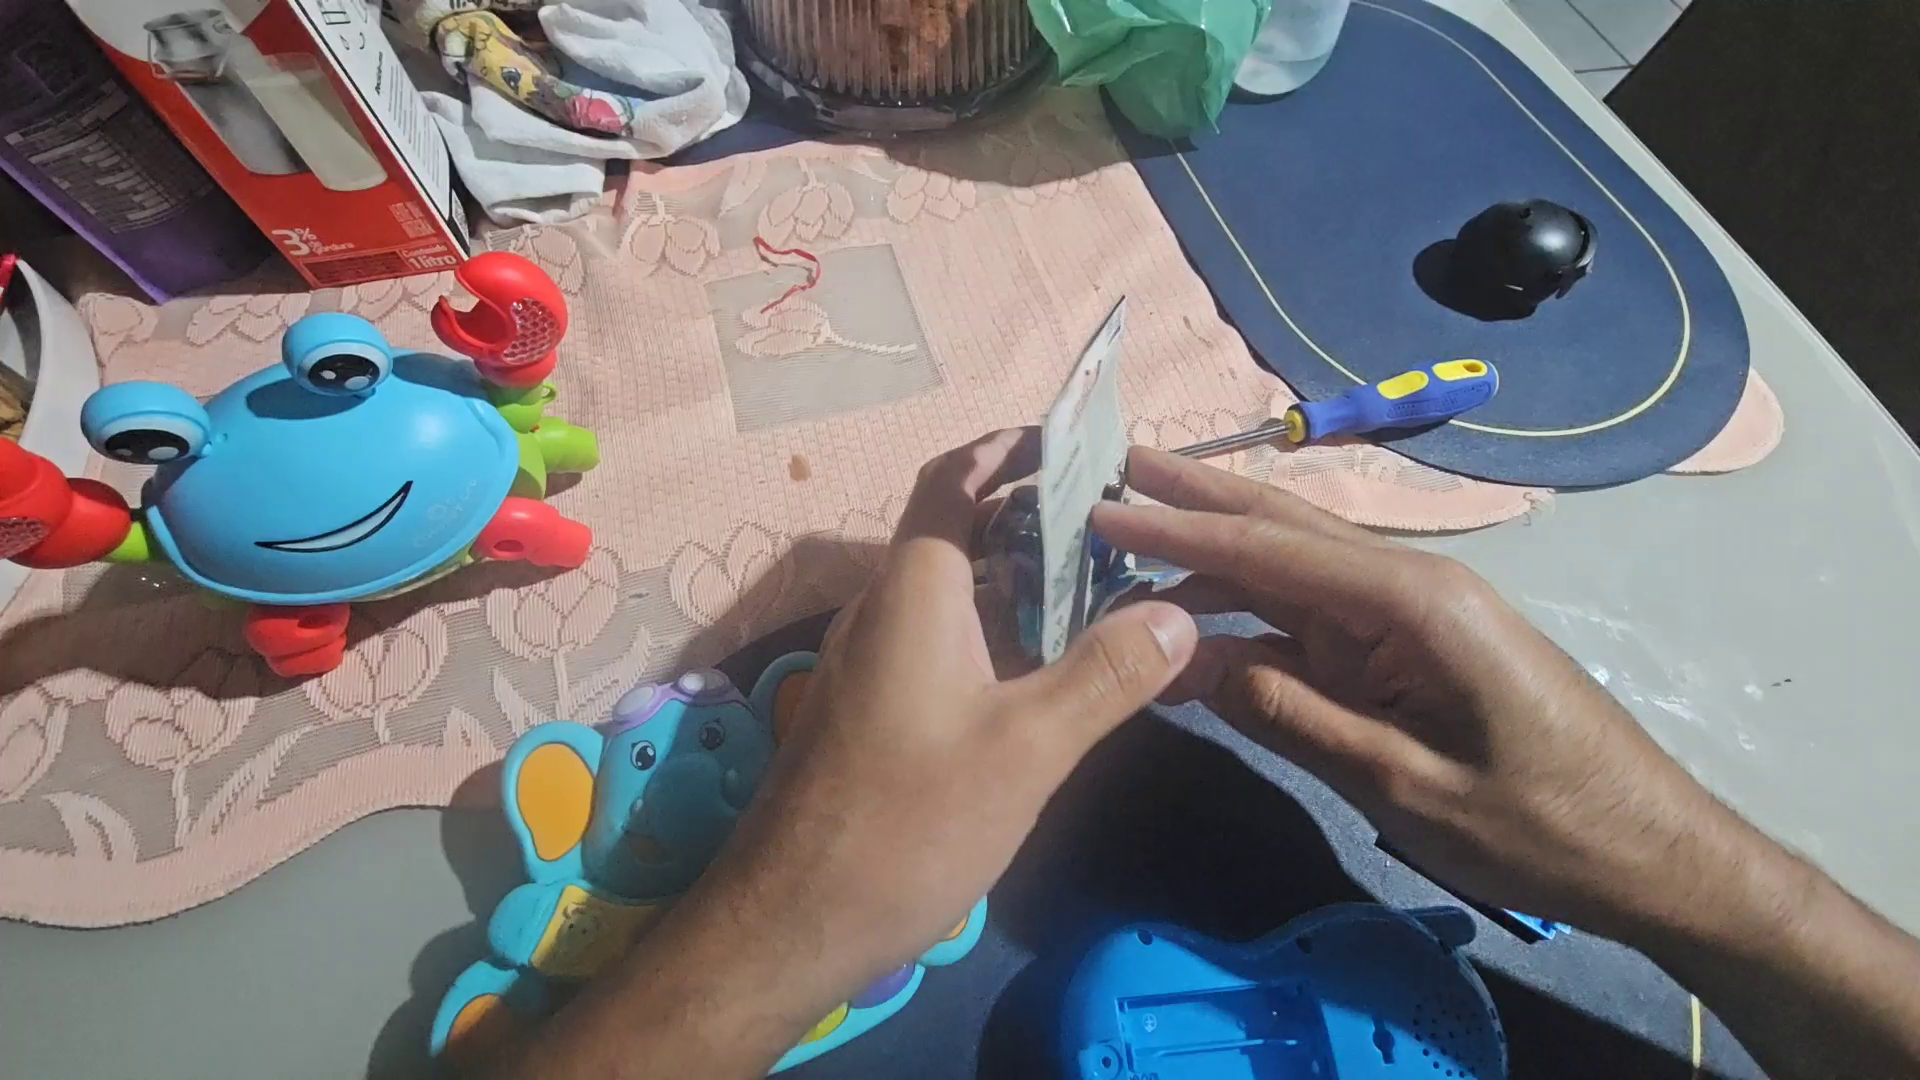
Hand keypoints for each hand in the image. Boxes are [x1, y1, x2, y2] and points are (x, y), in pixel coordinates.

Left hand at [681, 429, 1198, 1048]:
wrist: (794, 918)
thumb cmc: (908, 819)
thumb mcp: (1026, 747)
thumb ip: (1105, 675)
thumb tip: (1179, 616)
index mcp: (914, 588)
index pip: (952, 479)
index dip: (1003, 447)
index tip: (1066, 440)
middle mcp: (884, 605)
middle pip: (955, 528)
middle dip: (1026, 512)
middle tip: (1107, 521)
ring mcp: (873, 655)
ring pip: (950, 587)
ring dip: (1014, 575)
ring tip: (1094, 583)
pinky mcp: (873, 701)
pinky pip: (939, 636)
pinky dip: (992, 627)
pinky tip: (1041, 662)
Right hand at [1093, 447, 1756, 940]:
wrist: (1656, 856)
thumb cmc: (1542, 825)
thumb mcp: (1403, 786)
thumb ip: (1292, 717)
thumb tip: (1193, 665)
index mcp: (1410, 601)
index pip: (1267, 551)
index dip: (1178, 530)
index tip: (1106, 509)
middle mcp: (1398, 583)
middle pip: (1276, 525)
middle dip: (1193, 495)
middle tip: (1120, 466)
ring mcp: (1393, 612)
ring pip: (1279, 566)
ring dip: (1205, 556)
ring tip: (1130, 546)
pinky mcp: (1389, 644)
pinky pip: (1296, 616)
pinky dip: (1236, 615)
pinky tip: (1190, 625)